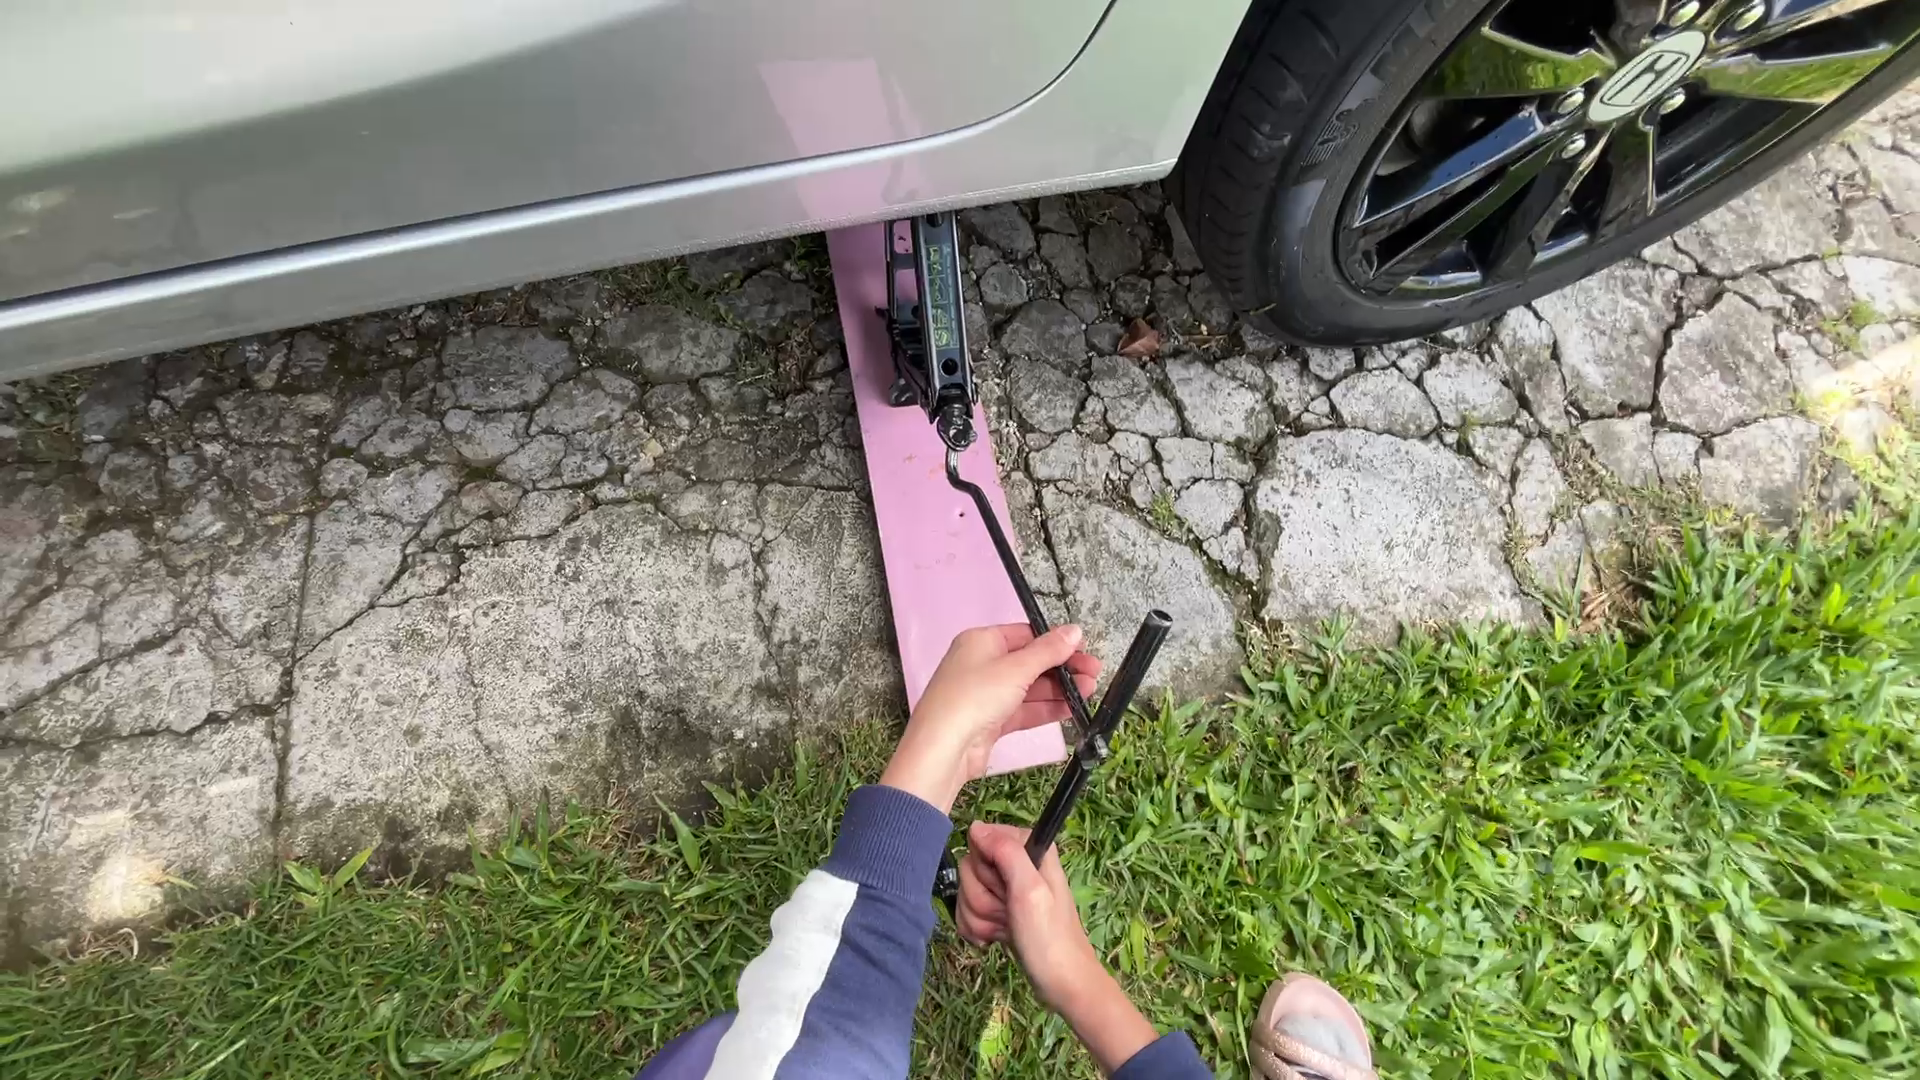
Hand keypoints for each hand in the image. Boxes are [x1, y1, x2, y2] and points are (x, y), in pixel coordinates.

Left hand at [878, 624, 1098, 812]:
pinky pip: (1024, 710)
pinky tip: (1072, 709)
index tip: (1083, 649)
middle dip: (1062, 668)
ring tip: (1090, 691)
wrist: (944, 749)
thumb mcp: (1015, 668)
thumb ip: (1048, 651)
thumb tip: (1074, 630)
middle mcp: (982, 664)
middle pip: (1030, 662)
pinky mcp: (992, 721)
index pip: (1025, 635)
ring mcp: (987, 694)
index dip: (1055, 642)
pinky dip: (1047, 709)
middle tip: (1094, 673)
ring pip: (1030, 688)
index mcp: (981, 641)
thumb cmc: (974, 696)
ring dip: (1059, 689)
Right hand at [954, 822, 1102, 1010]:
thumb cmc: (1050, 938)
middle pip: (971, 867)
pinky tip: (995, 938)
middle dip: (982, 897)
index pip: (981, 839)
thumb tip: (976, 827)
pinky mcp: (999, 909)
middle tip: (1008, 913)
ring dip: (980, 917)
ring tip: (1005, 929)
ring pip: (967, 891)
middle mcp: (1017, 861)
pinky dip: (977, 928)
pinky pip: (968, 910)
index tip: (1004, 888)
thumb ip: (1006, 852)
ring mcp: (1007, 887)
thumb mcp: (1030, 890)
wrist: (1063, 986)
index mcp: (1029, 847)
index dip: (986, 867)